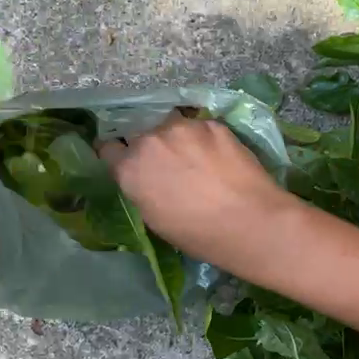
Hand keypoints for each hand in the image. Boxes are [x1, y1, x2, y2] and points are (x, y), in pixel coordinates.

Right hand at [99, 111, 295, 264]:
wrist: (250, 221)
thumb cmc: (198, 234)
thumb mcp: (154, 218)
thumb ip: (141, 188)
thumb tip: (144, 178)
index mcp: (130, 168)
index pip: (108, 148)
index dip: (117, 155)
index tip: (125, 161)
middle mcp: (150, 140)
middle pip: (138, 132)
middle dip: (145, 144)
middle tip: (164, 162)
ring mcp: (182, 127)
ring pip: (168, 124)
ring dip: (173, 137)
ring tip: (192, 155)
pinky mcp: (211, 123)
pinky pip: (198, 126)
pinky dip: (202, 138)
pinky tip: (216, 155)